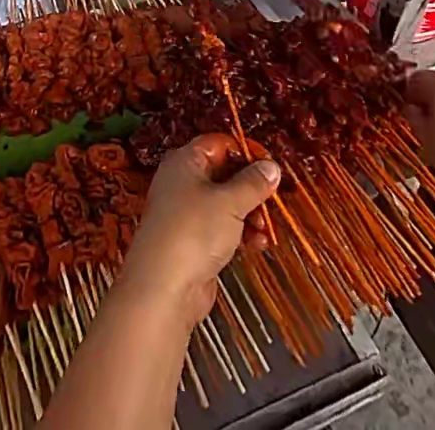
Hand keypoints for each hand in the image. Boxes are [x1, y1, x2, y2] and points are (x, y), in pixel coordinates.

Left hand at [119, 135, 279, 329]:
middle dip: (252, 187)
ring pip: (227, 202)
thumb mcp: (230, 201)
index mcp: (186, 162)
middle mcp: (184, 183)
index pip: (219, 144)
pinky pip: (223, 227)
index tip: (270, 165)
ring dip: (250, 213)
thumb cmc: (194, 232)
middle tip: (273, 198)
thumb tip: (272, 166)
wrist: (162, 290)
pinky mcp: (193, 241)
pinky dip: (241, 232)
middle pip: (225, 174)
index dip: (245, 152)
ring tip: (266, 228)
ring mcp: (187, 213)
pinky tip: (258, 244)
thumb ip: (254, 182)